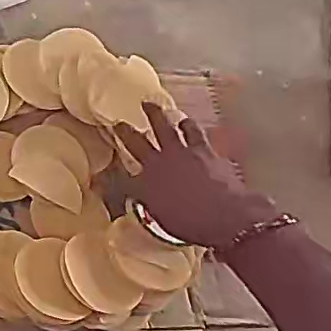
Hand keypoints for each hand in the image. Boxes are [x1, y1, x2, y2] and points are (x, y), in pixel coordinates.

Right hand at [117, 106, 279, 250]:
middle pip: (136, 143)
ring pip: (163, 127)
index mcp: (144, 186)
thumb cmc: (192, 225)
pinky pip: (193, 132)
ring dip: (155, 114)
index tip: (105, 179)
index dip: (112, 179)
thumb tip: (149, 202)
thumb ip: (153, 207)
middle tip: (118, 123)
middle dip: (124, 132)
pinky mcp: (202, 149)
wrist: (225, 215)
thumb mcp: (163, 221)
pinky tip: (185, 121)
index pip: (121, 179)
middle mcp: (158, 164)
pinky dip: (188, 126)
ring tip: (149, 105)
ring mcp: (181, 153)